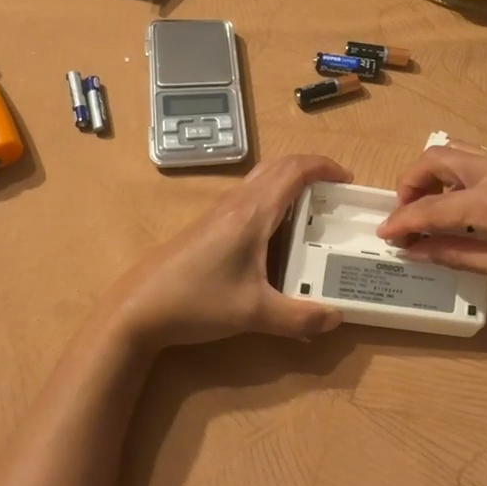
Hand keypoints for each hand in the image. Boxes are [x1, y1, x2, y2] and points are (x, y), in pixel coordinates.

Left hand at [105, 155, 349, 348]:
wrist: (138, 307)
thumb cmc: (197, 302)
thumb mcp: (254, 314)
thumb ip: (299, 318)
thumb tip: (336, 319)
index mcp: (252, 213)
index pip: (294, 171)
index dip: (324, 166)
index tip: (347, 179)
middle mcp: (237, 203)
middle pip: (278, 166)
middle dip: (310, 169)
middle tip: (334, 190)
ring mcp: (218, 211)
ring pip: (261, 178)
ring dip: (289, 180)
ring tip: (312, 206)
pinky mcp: (208, 225)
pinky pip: (248, 195)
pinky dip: (272, 196)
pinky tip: (276, 230)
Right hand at [375, 144, 486, 313]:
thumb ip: (454, 254)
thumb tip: (414, 250)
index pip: (432, 208)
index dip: (403, 222)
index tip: (383, 235)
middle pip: (436, 160)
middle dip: (410, 184)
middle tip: (403, 217)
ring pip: (455, 153)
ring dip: (431, 175)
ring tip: (425, 210)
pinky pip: (475, 159)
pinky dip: (453, 173)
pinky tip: (455, 201)